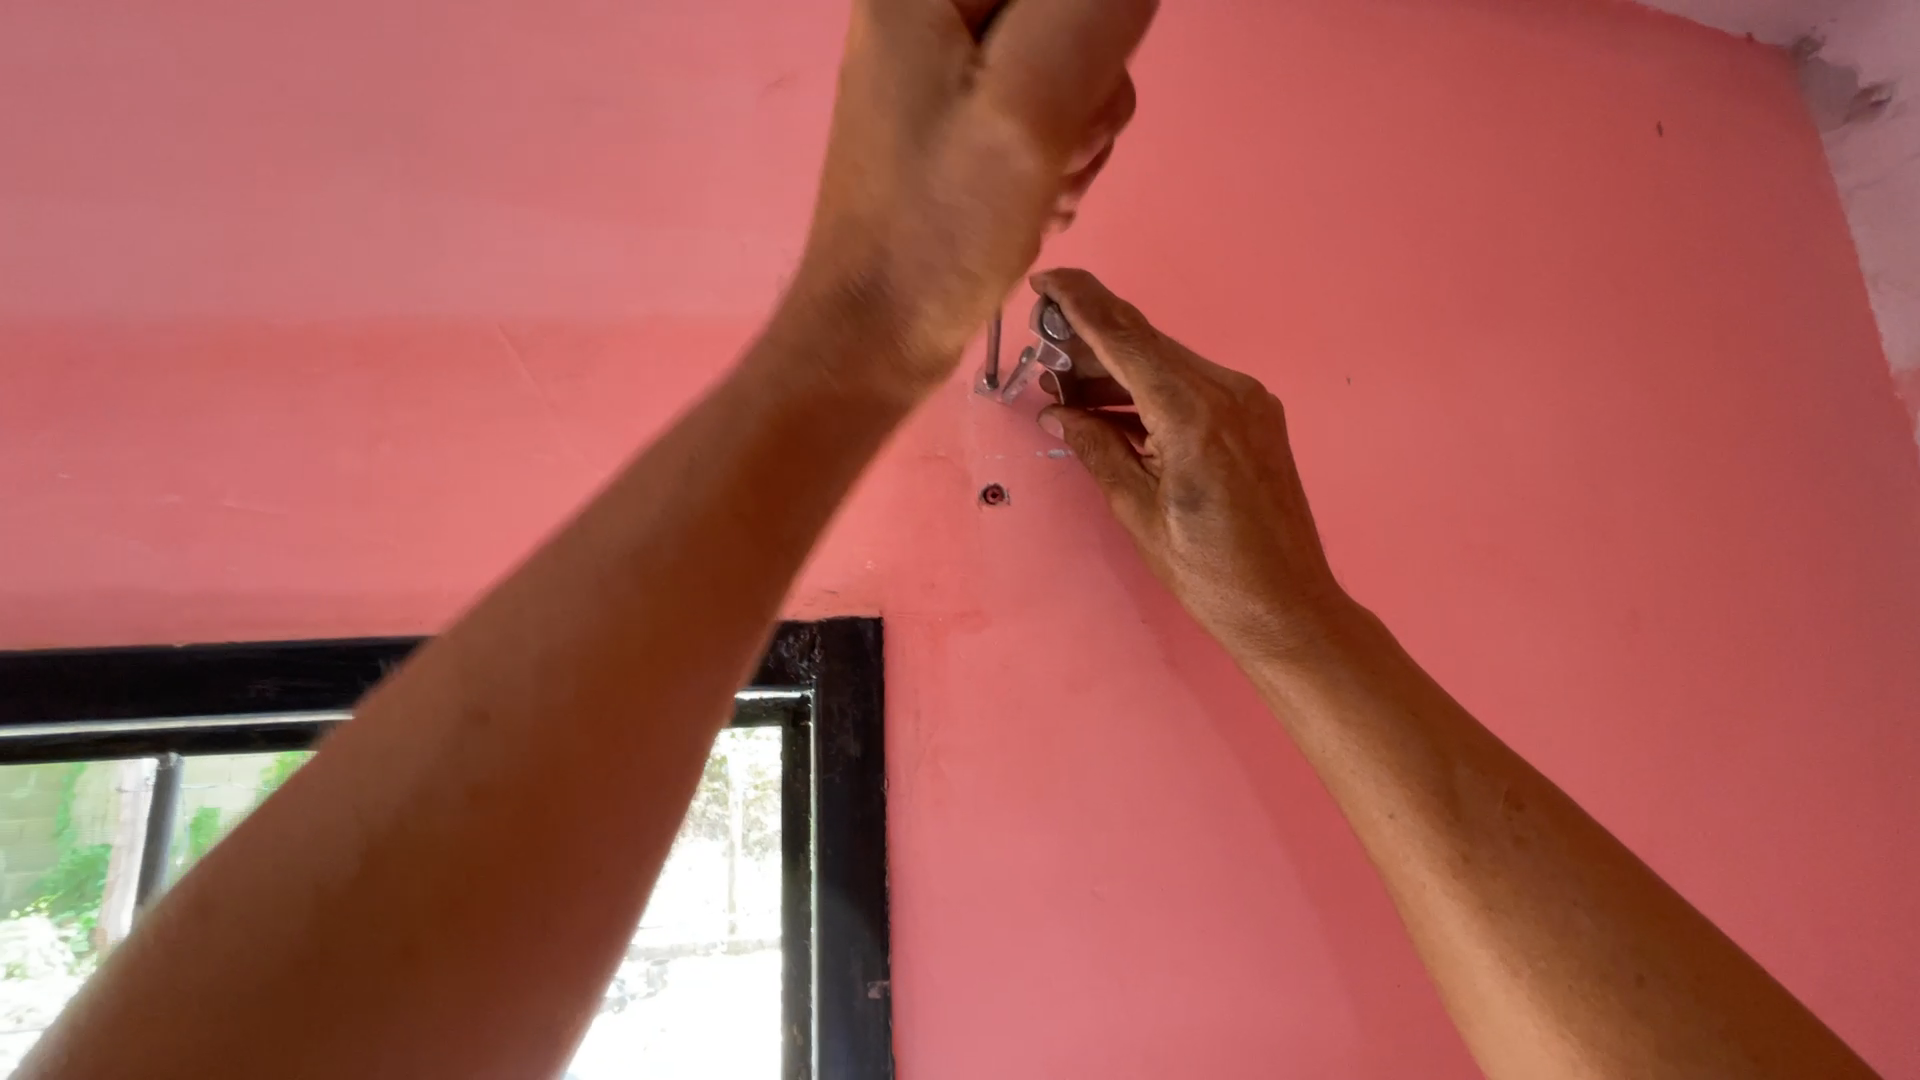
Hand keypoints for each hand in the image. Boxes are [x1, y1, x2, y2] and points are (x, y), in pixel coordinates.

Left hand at [791, 0, 1155, 398]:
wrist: (875, 342)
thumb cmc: (937, 235)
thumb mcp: (1027, 108)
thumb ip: (1096, 12)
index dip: (1089, 38)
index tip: (1065, 103)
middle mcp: (931, 17)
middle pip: (1070, 17)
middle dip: (1084, 96)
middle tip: (1046, 161)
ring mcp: (944, 80)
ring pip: (1067, 75)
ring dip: (1074, 143)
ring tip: (1032, 198)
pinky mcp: (957, 133)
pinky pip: (1042, 123)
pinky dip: (1050, 169)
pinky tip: (1027, 210)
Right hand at [1034, 268, 1356, 663]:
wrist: (1287, 606)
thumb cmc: (1206, 572)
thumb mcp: (1138, 511)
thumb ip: (1097, 450)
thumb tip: (1058, 413)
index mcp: (1194, 414)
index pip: (1126, 338)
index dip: (1080, 304)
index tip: (1044, 280)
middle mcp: (1228, 391)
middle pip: (1147, 345)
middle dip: (1091, 342)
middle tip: (1045, 356)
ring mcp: (1249, 401)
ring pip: (1168, 364)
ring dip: (1118, 369)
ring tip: (1070, 389)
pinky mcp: (1256, 417)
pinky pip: (1190, 386)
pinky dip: (1149, 391)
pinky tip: (1116, 409)